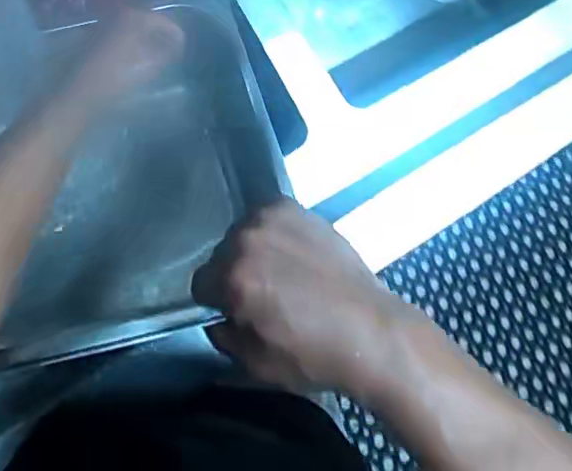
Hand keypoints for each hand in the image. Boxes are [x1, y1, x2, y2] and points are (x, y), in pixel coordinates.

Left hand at [54, 8, 184, 113]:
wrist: (76, 93)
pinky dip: (132, 41)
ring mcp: (104, 22)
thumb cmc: (115, 79)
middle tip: (172, 53)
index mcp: (134, 17)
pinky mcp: (94, 34)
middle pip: (148, 21)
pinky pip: (120, 32)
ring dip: (147, 38)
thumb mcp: (147, 68)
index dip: (177, 36)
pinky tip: (136, 57)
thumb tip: (172, 49)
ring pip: (133, 26)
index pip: (164, 22)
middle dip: (162, 35)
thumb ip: (165, 55)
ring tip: (157, 57)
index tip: (183, 52)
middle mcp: (118, 14)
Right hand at [193, 200, 418, 397]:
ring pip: (243, 234)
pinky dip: (274, 231)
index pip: (200, 283)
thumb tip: (217, 320)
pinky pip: (265, 217)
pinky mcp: (290, 205)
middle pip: (221, 255)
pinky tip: (295, 252)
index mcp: (233, 278)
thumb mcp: (258, 365)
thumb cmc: (314, 355)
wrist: (371, 329)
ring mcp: (269, 217)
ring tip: (284, 272)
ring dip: (254, 250)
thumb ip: (225, 339)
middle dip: (235, 273)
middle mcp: (245, 240)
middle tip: (264, 293)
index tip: (238, 311)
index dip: (218, 301)